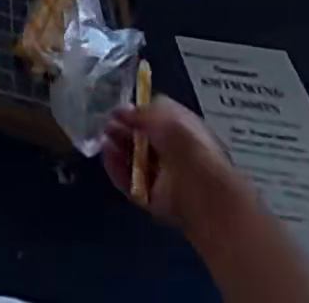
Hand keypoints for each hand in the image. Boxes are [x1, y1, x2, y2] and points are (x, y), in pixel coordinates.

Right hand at [102, 96, 249, 232]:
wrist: (202, 192)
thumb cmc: (189, 146)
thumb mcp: (166, 114)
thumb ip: (141, 112)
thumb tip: (120, 112)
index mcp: (182, 132)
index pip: (153, 120)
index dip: (134, 114)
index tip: (118, 111)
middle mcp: (171, 154)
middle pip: (138, 139)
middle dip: (121, 130)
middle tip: (107, 126)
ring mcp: (160, 177)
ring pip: (130, 159)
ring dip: (115, 148)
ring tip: (106, 141)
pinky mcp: (149, 197)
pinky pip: (126, 181)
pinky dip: (115, 169)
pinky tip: (108, 156)